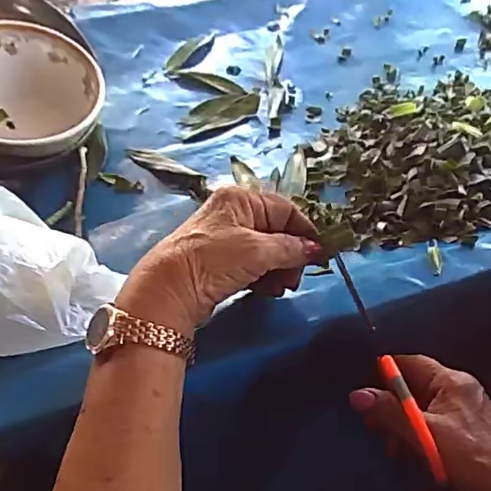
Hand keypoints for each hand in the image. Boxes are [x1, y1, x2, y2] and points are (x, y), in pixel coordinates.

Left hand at [117, 186, 326, 329]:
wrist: (170, 291)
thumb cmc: (214, 260)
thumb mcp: (258, 250)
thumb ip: (290, 248)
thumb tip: (315, 249)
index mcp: (240, 199)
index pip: (285, 210)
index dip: (305, 232)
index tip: (320, 254)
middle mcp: (232, 215)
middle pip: (276, 233)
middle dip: (290, 256)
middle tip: (296, 278)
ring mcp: (224, 241)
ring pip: (264, 253)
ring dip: (278, 271)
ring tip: (282, 288)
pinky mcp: (218, 266)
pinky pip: (251, 268)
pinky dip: (263, 278)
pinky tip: (268, 291)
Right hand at [350, 355, 490, 490]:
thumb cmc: (470, 457)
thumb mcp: (423, 432)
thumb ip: (390, 413)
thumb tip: (358, 395)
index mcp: (453, 382)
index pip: (410, 363)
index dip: (385, 373)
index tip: (365, 392)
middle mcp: (459, 392)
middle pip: (413, 389)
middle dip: (392, 409)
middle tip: (376, 427)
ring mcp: (463, 414)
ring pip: (420, 412)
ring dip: (402, 429)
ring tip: (397, 448)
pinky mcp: (463, 436)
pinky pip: (431, 429)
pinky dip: (417, 440)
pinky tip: (413, 457)